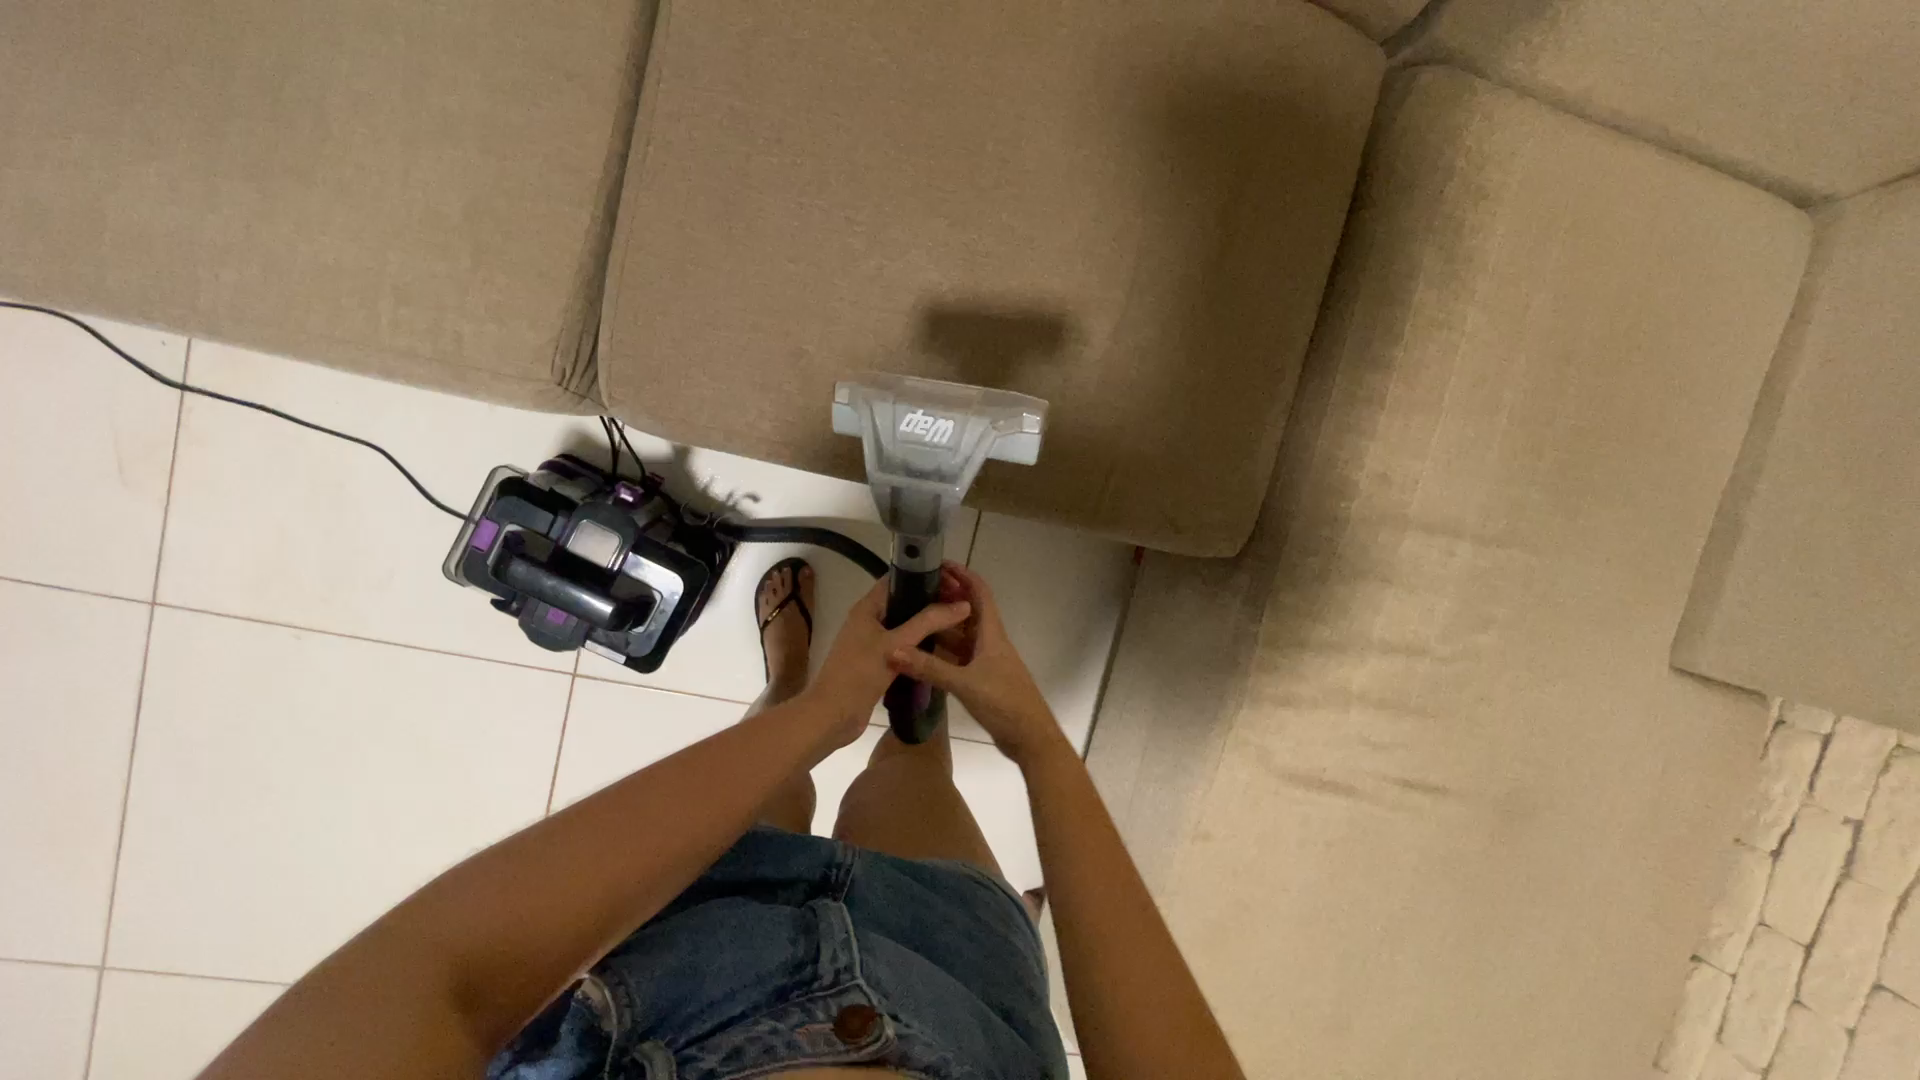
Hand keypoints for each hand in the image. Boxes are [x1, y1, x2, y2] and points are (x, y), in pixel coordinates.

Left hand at [803, 578, 971, 746]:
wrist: (832, 716)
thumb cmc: (859, 674)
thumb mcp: (895, 644)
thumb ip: (928, 622)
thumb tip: (963, 605)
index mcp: (867, 608)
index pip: (897, 579)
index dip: (924, 576)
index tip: (953, 582)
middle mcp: (869, 621)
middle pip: (904, 603)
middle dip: (931, 602)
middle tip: (962, 605)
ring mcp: (872, 643)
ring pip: (905, 628)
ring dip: (927, 627)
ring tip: (958, 626)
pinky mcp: (877, 664)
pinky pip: (903, 649)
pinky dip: (920, 647)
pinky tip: (943, 652)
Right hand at [885, 562, 1068, 766]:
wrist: (1030, 738)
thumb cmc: (1004, 703)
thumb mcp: (964, 684)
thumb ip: (929, 668)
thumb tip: (893, 651)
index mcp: (992, 634)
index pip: (979, 593)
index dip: (963, 575)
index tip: (939, 564)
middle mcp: (990, 642)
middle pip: (968, 612)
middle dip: (946, 599)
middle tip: (915, 591)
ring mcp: (987, 661)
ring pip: (962, 636)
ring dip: (942, 626)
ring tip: (913, 618)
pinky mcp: (982, 679)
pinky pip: (959, 657)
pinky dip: (943, 652)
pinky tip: (923, 652)